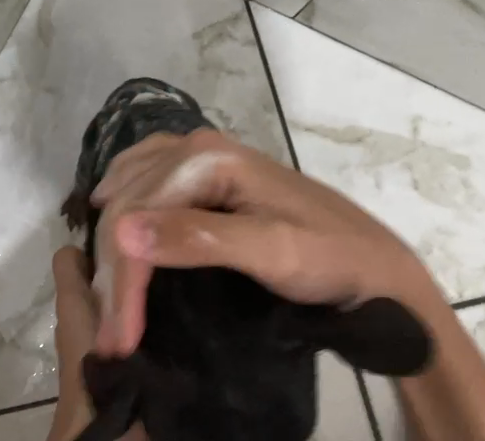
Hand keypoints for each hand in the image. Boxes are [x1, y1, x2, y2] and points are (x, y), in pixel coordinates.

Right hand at [89, 128, 431, 355]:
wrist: (375, 262)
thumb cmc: (329, 257)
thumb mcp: (270, 252)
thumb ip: (197, 239)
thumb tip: (120, 231)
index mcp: (209, 158)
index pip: (141, 214)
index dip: (123, 278)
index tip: (118, 339)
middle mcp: (197, 146)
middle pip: (131, 203)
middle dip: (115, 270)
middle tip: (113, 336)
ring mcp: (201, 154)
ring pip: (133, 190)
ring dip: (114, 244)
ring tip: (109, 299)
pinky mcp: (208, 170)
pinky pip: (146, 175)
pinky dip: (125, 200)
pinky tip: (112, 217)